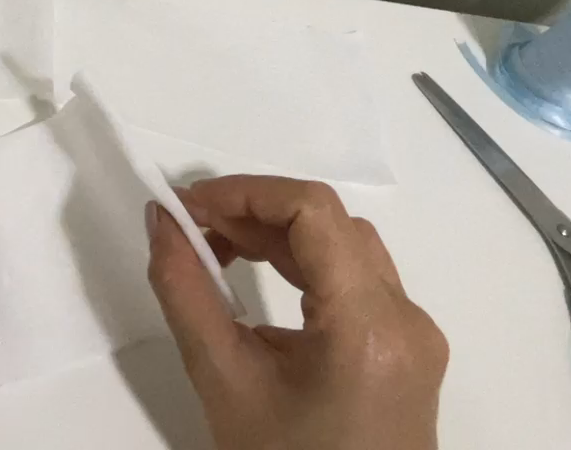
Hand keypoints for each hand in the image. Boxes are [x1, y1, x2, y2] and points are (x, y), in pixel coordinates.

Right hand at [146, 175, 447, 449]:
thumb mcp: (221, 377)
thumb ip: (182, 288)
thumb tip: (159, 217)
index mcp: (370, 325)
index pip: (313, 211)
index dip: (244, 192)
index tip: (188, 206)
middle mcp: (406, 318)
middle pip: (325, 222)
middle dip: (250, 211)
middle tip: (190, 226)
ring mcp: (411, 334)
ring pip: (338, 243)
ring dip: (271, 232)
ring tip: (213, 247)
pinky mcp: (402, 347)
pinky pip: (347, 274)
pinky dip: (294, 260)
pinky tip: (252, 276)